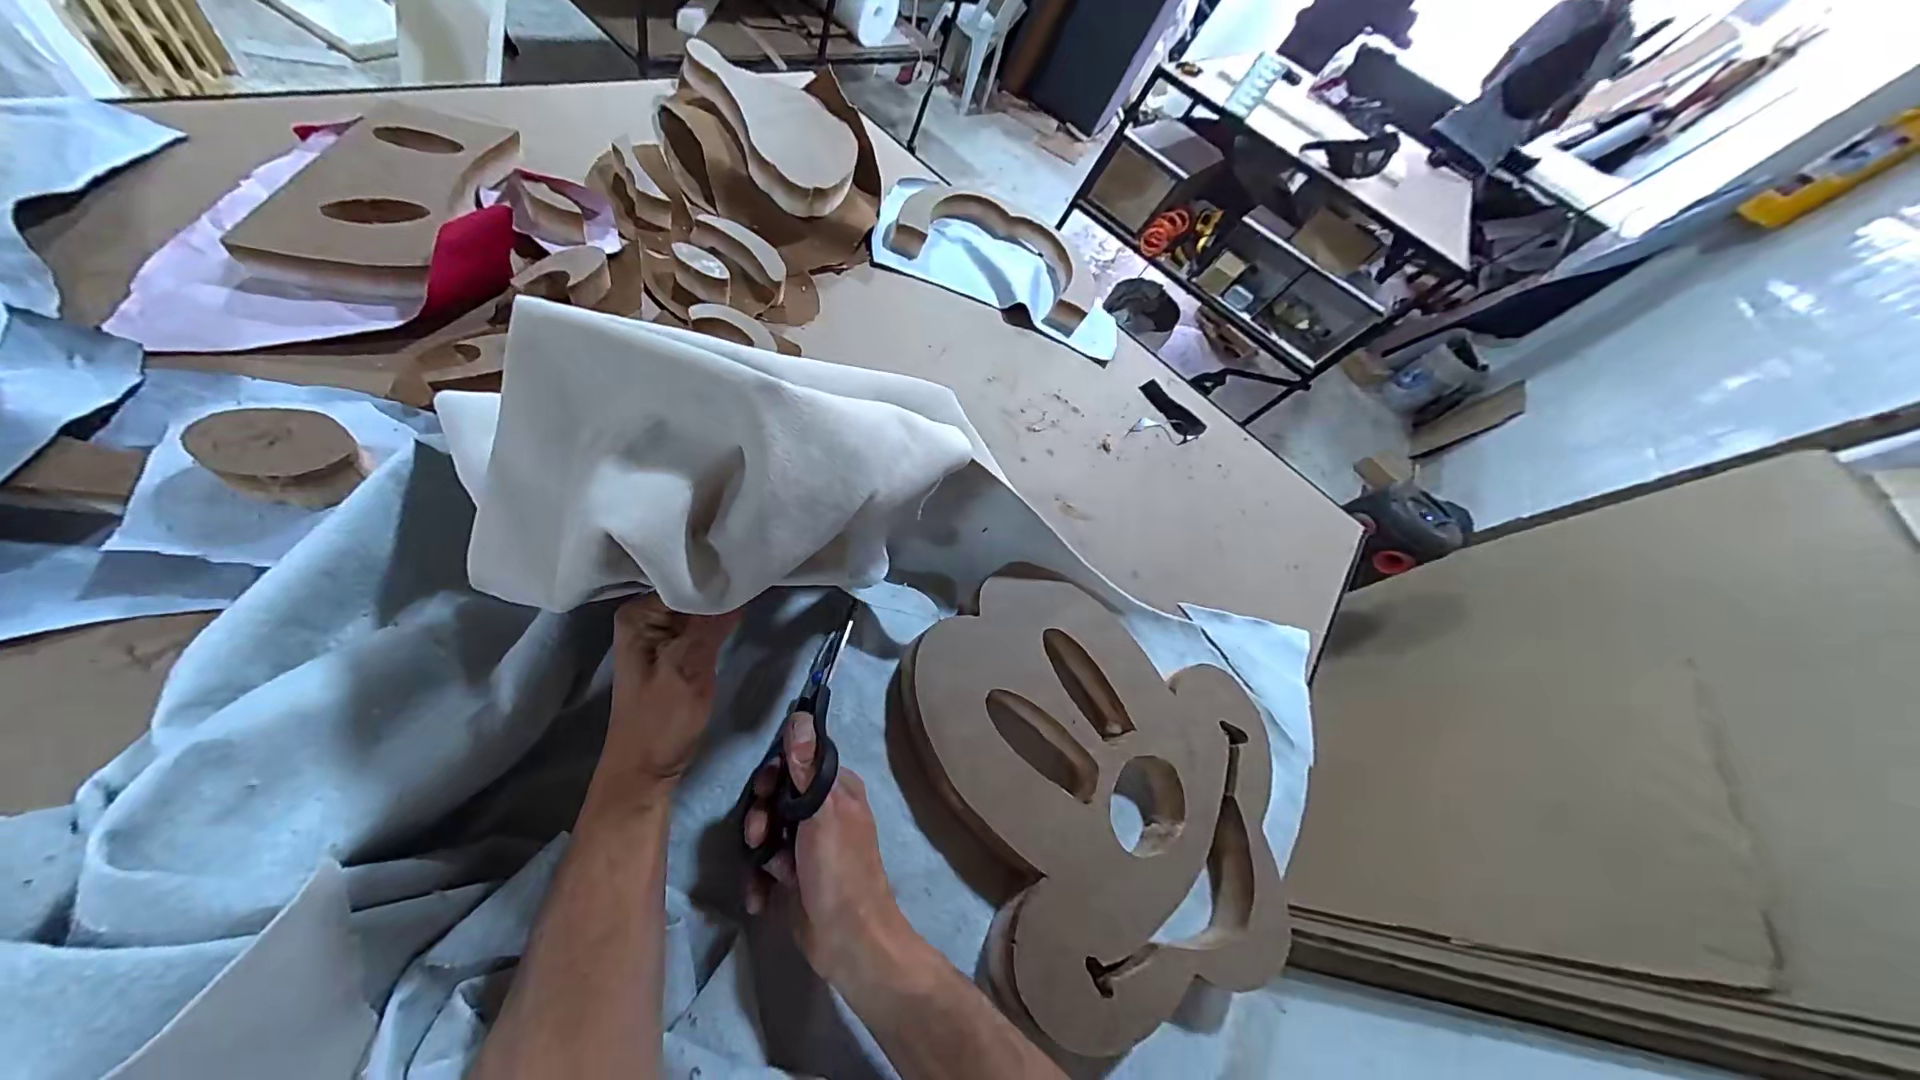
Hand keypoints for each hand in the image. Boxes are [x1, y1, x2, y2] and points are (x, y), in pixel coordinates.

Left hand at [596, 593, 740, 794]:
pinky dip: (721, 620)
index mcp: (639, 614)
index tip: (750, 564)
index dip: (717, 574)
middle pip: (692, 589)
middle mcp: (646, 617)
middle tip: (758, 573)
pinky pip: (702, 624)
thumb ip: (710, 625)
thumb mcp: (688, 669)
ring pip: (700, 608)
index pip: (684, 578)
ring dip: (724, 603)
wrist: (646, 770)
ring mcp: (660, 634)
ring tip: (755, 585)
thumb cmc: (662, 722)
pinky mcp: (676, 650)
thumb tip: (738, 585)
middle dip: (722, 586)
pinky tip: (741, 612)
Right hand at [743, 713, 911, 986]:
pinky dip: (761, 877)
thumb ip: (807, 768)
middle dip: (762, 814)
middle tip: (759, 833)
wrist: (849, 942)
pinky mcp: (795, 873)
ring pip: (769, 829)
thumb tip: (800, 717)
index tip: (764, 789)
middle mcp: (825, 811)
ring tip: (764, 867)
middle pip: (778, 796)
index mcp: (839, 789)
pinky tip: (762, 895)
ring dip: (759, 848)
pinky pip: (767, 863)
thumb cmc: (840, 871)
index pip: (800, 762)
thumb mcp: (822, 814)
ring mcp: (809, 843)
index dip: (777, 773)